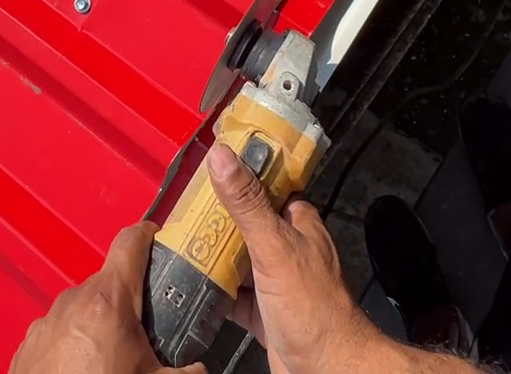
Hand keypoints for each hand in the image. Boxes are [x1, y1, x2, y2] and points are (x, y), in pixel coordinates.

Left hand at [10, 222, 207, 373]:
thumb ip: (185, 371)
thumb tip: (201, 369)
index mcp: (109, 300)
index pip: (131, 241)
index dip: (147, 235)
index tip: (158, 239)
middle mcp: (75, 300)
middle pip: (109, 281)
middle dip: (127, 300)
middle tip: (144, 327)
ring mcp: (49, 321)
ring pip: (82, 307)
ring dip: (98, 323)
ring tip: (111, 356)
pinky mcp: (30, 344)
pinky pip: (58, 330)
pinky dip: (72, 343)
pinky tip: (83, 368)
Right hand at [206, 145, 385, 373]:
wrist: (327, 369)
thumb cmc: (314, 307)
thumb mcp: (275, 246)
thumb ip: (247, 203)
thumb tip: (223, 158)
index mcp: (297, 221)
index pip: (265, 184)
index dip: (239, 173)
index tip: (208, 166)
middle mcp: (287, 246)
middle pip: (246, 221)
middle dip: (218, 217)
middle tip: (185, 209)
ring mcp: (275, 280)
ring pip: (238, 258)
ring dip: (214, 254)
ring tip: (183, 241)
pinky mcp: (264, 311)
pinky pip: (234, 295)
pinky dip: (215, 290)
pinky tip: (195, 285)